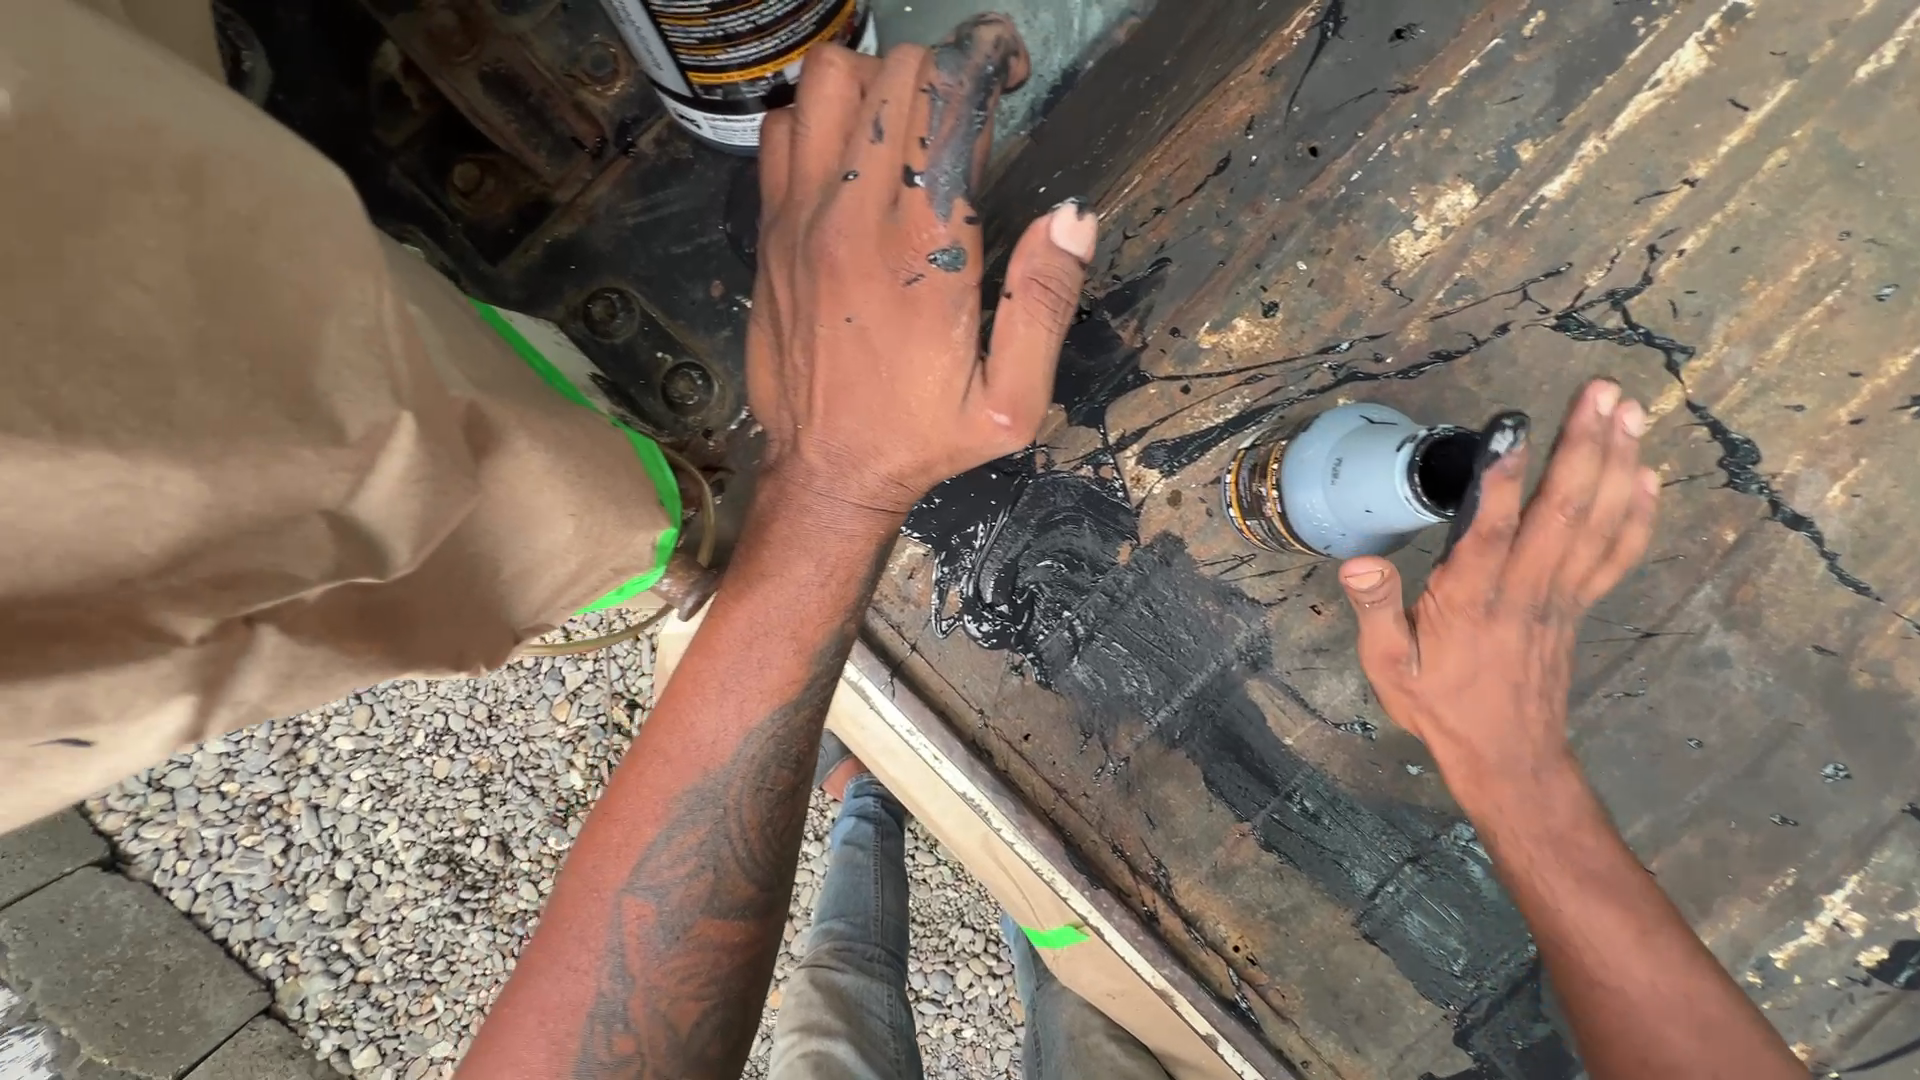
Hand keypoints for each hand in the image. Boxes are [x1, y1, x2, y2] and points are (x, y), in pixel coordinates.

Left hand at [747, 16, 1098, 522]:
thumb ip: (1044, 307)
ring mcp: (800, 219)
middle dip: (942, 75)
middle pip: (893, 78)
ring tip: (906, 130)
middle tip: (967, 112)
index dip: (986, 66)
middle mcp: (854, 218)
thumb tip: (1073, 216)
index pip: (948, 103)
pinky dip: (820, 122)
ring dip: (876, 86)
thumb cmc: (920, 440)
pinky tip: (849, 161)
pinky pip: (784, 131)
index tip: (1008, 76)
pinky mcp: (769, 233)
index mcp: (924, 251)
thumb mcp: (1010, 404)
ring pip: (829, 84)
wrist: (826, 470)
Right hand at [1338, 379, 1658, 787]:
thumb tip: (1357, 563)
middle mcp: (1526, 589)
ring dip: (1617, 463)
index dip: (1504, 480)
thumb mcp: (1387, 665)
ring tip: (1629, 411)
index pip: (1493, 532)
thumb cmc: (1438, 705)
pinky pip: (1616, 553)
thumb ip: (1375, 610)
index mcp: (1472, 600)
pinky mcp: (1578, 605)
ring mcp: (1561, 595)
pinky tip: (1645, 476)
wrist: (1506, 754)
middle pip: (1564, 511)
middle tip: (1601, 391)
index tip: (1513, 427)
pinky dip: (1637, 512)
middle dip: (1583, 446)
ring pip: (1598, 522)